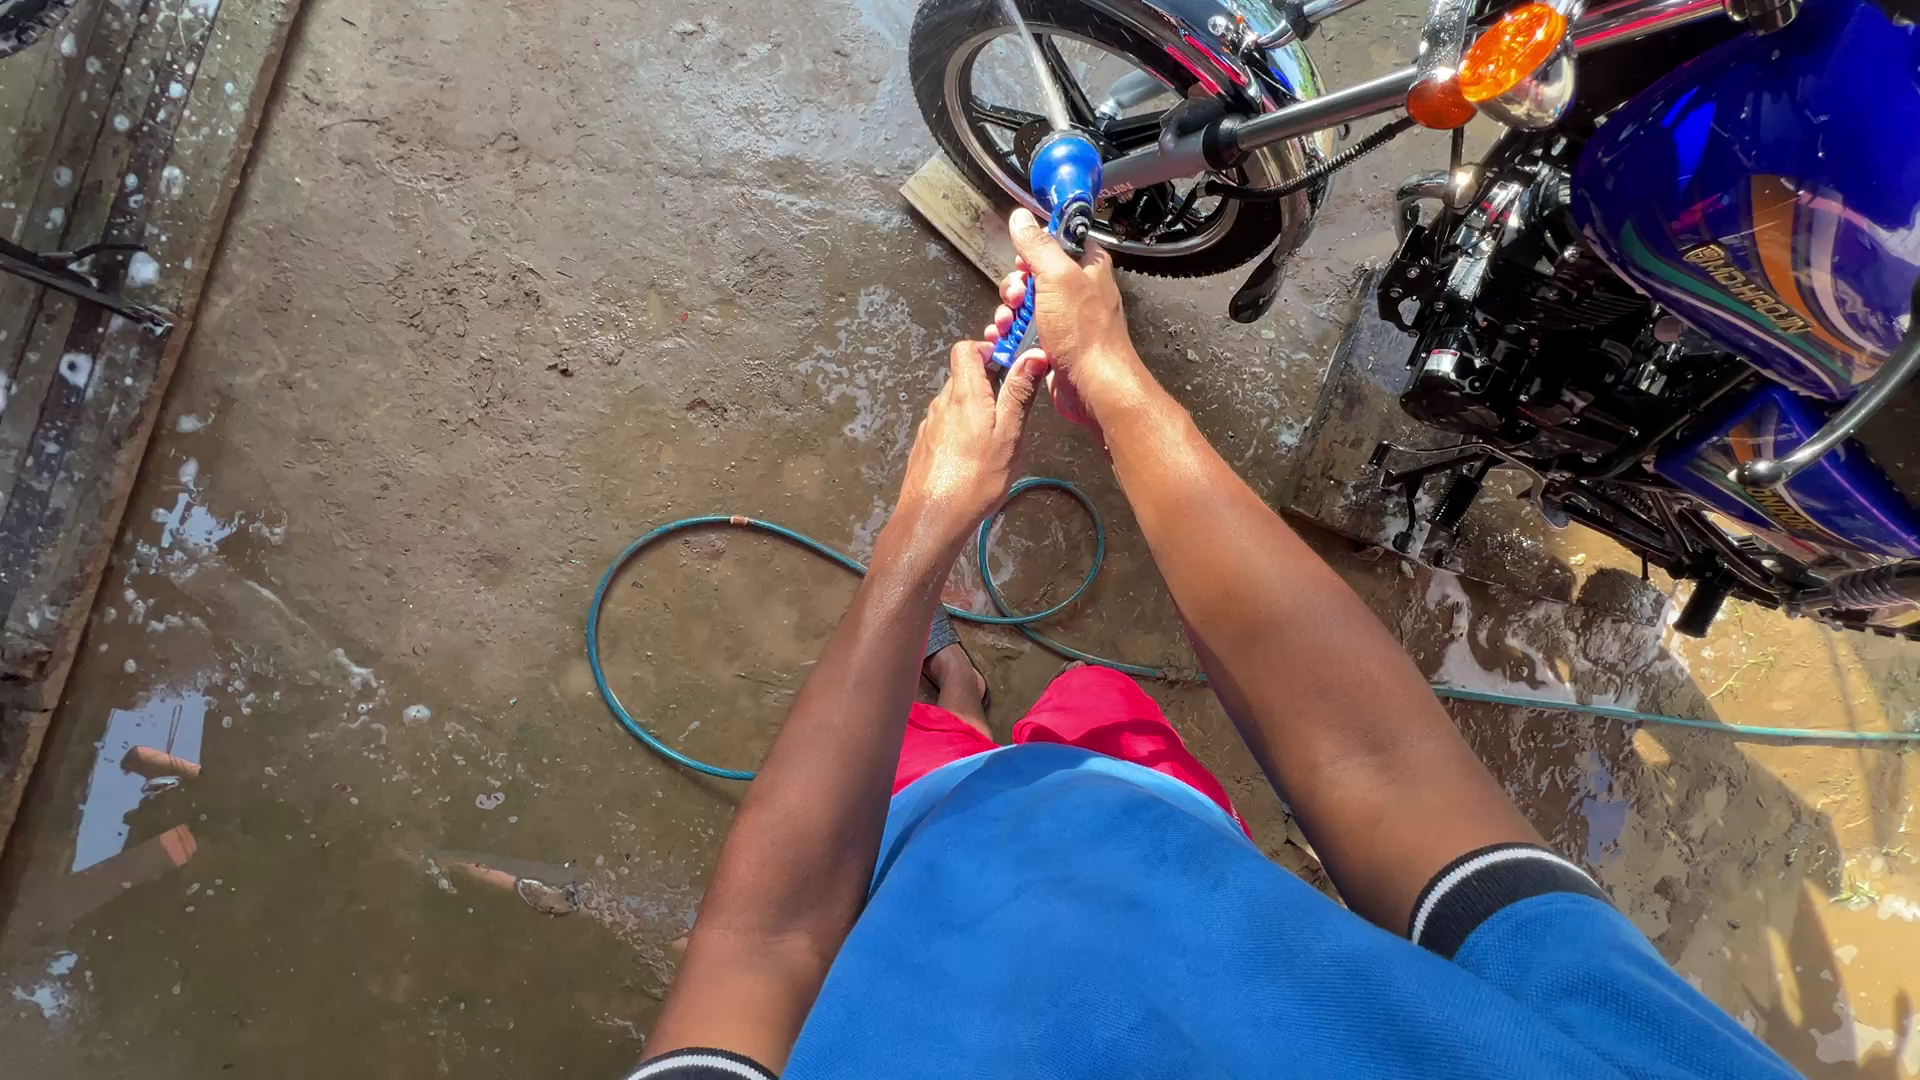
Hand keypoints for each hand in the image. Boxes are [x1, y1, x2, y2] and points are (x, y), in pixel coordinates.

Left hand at [893, 340, 1046, 550]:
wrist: (932, 518)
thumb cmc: (976, 478)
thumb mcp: (1008, 434)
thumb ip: (1019, 393)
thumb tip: (1033, 354)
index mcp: (964, 394)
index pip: (966, 349)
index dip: (989, 350)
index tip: (1010, 367)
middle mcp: (941, 403)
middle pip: (963, 377)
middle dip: (988, 385)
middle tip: (1011, 411)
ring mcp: (930, 425)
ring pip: (955, 403)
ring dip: (976, 410)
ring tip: (995, 439)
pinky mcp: (924, 446)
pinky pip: (946, 425)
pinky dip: (962, 430)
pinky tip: (973, 457)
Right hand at [983, 209, 1147, 436]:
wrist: (1092, 386)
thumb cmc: (1083, 331)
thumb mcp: (1058, 277)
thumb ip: (1038, 245)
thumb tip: (1020, 217)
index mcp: (1087, 268)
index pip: (1057, 243)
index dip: (1035, 249)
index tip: (1023, 263)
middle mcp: (1076, 293)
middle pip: (1032, 278)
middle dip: (1014, 289)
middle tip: (1016, 299)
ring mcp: (1063, 322)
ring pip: (1024, 308)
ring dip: (1008, 315)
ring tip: (1007, 325)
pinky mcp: (1050, 347)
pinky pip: (1022, 335)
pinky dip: (1009, 336)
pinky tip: (1001, 340)